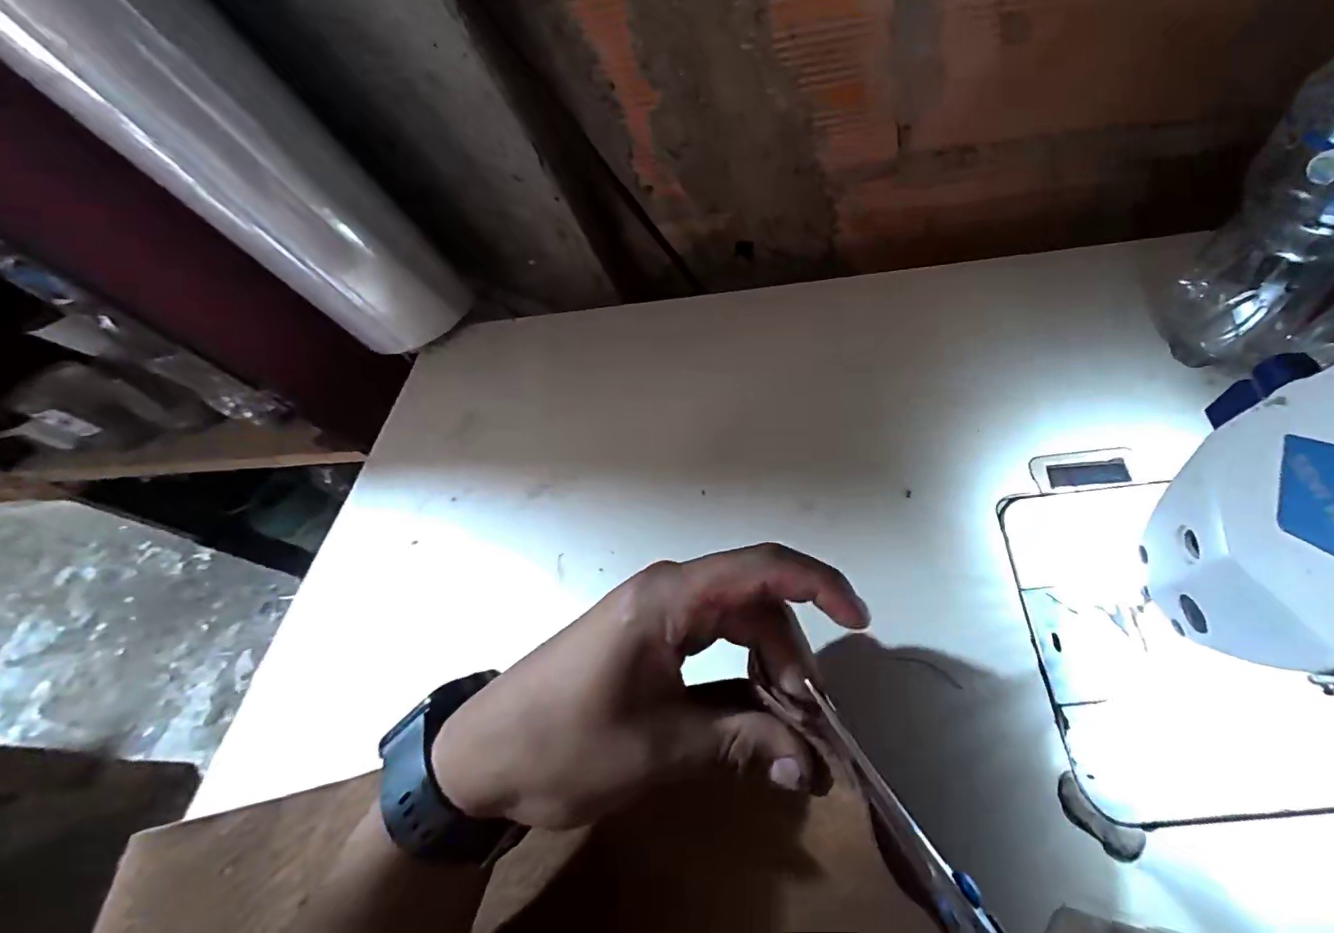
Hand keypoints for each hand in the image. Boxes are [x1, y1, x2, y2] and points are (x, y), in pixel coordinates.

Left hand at [428, 543, 870, 829]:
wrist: (474, 760)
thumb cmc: (560, 745)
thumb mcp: (656, 749)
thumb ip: (739, 743)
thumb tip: (808, 765)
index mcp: (670, 597)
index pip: (763, 567)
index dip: (819, 585)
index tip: (859, 620)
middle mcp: (672, 590)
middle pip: (759, 602)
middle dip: (794, 654)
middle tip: (812, 718)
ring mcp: (662, 610)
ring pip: (743, 620)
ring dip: (773, 665)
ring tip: (790, 721)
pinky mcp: (655, 633)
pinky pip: (719, 636)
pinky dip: (747, 669)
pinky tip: (759, 707)